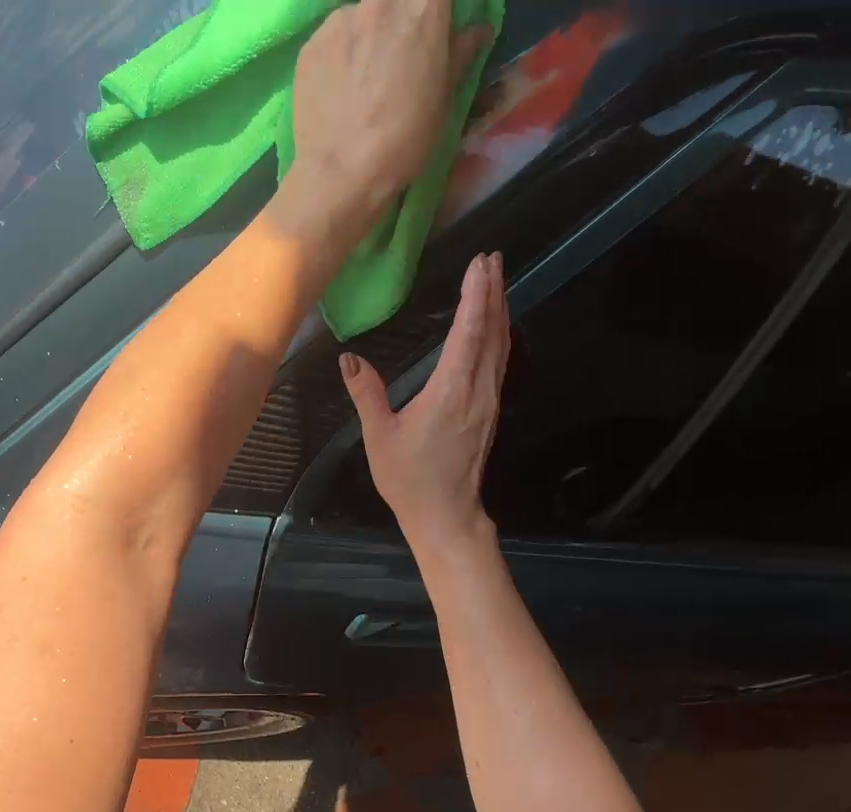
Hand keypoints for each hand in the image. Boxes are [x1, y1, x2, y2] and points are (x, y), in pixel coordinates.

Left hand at [287, 0, 493, 213]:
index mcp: (423, 6)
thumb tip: (476, 29)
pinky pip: (333, 38)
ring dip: (368, 35)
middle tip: (398, 57)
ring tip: (363, 75)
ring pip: (362, 15)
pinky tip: (338, 87)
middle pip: (396, 1)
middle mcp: (381, 0)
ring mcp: (340, 20)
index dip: (435, 13)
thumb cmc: (404, 139)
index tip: (432, 34)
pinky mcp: (310, 44)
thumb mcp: (444, 98)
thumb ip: (460, 52)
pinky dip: (340, 53)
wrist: (340, 174)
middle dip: (400, 21)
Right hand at [340, 252, 507, 545]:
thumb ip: (367, 394)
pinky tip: (496, 326)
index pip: (468, 333)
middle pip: (492, 331)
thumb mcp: (379, 437)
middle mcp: (478, 390)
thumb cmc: (409, 478)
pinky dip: (499, 334)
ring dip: (499, 310)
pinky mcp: (490, 409)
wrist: (445, 514)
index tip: (479, 264)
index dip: (475, 296)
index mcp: (451, 391)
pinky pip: (500, 361)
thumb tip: (349, 358)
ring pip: (501, 345)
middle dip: (493, 292)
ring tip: (496, 280)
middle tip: (493, 258)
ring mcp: (489, 400)